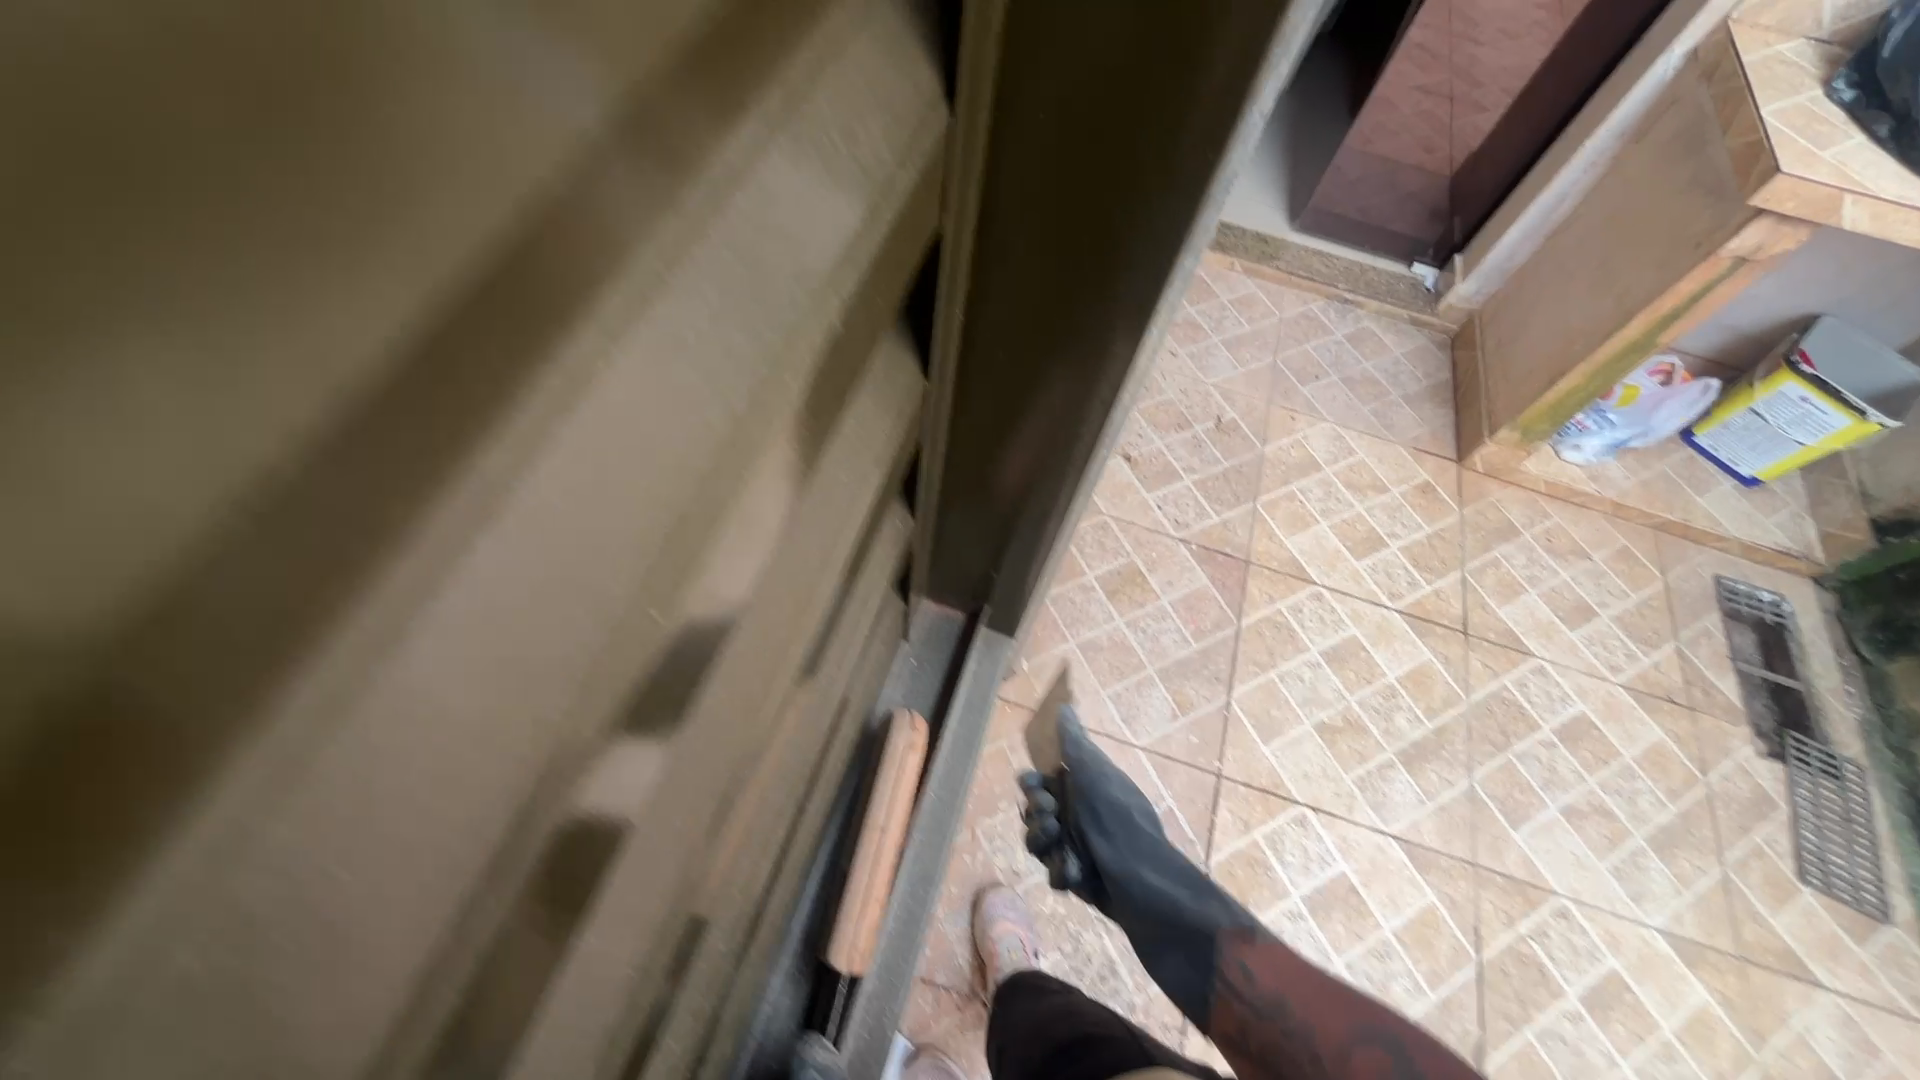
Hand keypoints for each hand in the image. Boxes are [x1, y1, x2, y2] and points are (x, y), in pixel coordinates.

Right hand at [1014, 703, 1165, 918]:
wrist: (1142, 876)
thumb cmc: (1116, 816)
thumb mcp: (1093, 770)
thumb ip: (1073, 741)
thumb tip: (1064, 706)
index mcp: (1080, 788)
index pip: (1038, 782)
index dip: (1031, 786)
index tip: (1036, 789)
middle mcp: (1076, 814)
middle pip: (1033, 813)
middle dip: (1036, 817)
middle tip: (1053, 821)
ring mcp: (1077, 847)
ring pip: (1038, 844)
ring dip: (1045, 845)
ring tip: (1063, 849)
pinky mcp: (1079, 880)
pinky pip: (1055, 875)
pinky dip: (1063, 873)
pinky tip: (1077, 874)